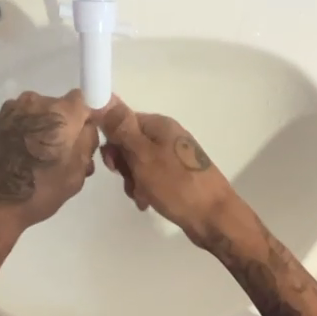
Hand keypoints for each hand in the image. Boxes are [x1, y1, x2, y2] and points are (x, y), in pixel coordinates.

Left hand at [0, 89, 101, 234]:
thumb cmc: (39, 190)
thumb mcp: (76, 174)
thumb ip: (88, 143)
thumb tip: (87, 127)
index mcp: (63, 112)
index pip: (87, 101)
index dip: (91, 118)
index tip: (89, 138)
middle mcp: (38, 101)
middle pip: (63, 108)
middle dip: (69, 129)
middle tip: (69, 159)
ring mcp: (15, 108)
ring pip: (43, 115)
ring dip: (48, 132)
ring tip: (46, 162)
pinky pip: (25, 121)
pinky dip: (30, 134)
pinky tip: (27, 159)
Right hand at [99, 101, 250, 249]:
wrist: (213, 216)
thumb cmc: (177, 185)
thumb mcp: (143, 155)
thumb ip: (122, 128)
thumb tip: (103, 98)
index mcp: (159, 125)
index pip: (123, 122)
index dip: (112, 142)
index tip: (113, 165)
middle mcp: (167, 137)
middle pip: (130, 145)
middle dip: (124, 166)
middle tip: (130, 182)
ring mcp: (173, 158)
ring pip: (139, 165)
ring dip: (134, 181)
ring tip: (141, 197)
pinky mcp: (177, 177)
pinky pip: (152, 179)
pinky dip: (146, 190)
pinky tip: (148, 203)